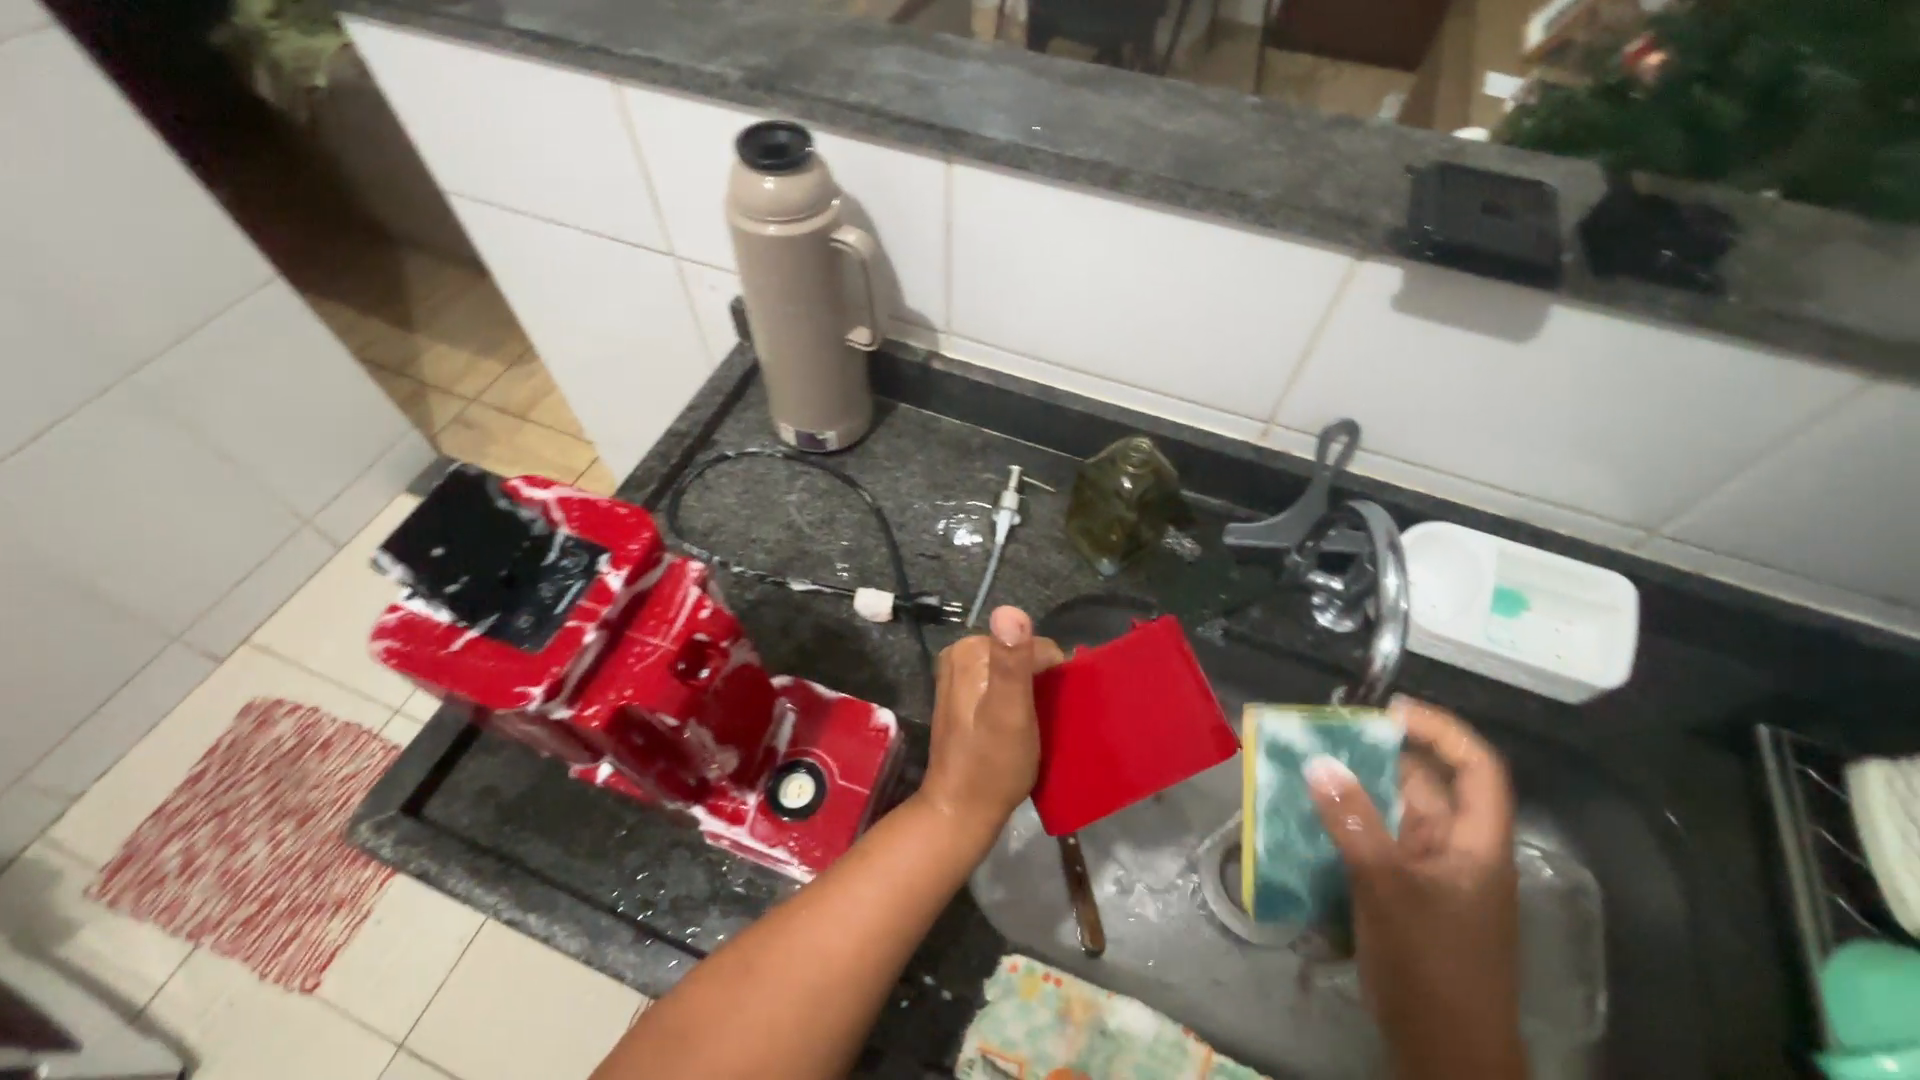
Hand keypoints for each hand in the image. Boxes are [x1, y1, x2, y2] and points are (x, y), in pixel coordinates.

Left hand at [915, 606, 1064, 840]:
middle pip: (1025, 657)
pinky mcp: (962, 695)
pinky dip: (1017, 702)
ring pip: (1016, 672)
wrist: (960, 808)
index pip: (1037, 648)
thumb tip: (1010, 609)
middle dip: (1041, 687)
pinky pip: (1002, 685)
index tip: (1052, 714)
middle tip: (1042, 723)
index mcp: (971, 651)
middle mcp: (961, 654)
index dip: (1054, 681)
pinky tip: (1018, 728)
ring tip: (1032, 728)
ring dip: (1031, 696)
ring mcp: (959, 674)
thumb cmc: (992, 763)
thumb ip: (1011, 663)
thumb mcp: (1009, 712)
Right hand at [1306, 696, 1524, 1079]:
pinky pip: (1372, 849)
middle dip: (1375, 759)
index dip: (1441, 732)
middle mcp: (1456, 851)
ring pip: (1390, 817)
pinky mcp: (1402, 899)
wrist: (1442, 1049)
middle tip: (1321, 738)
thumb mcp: (1389, 886)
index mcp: (1477, 843)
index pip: (1476, 768)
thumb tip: (1318, 762)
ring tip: (1303, 771)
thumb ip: (1353, 822)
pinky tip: (1306, 823)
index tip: (1391, 712)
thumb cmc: (1432, 963)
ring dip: (1351, 795)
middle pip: (1423, 788)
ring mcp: (1428, 877)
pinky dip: (1343, 831)